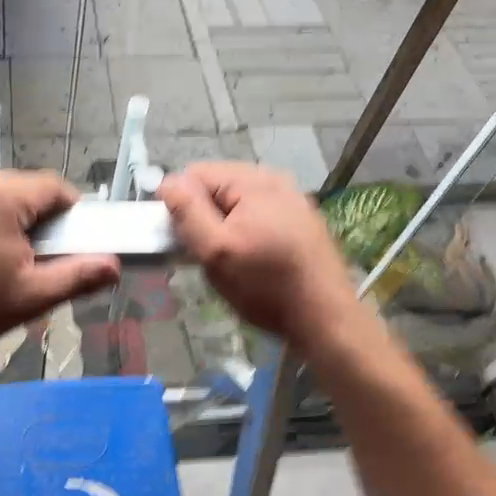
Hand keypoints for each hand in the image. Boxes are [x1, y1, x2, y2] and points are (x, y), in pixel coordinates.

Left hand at [0, 168, 119, 362]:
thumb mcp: (31, 298)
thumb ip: (78, 276)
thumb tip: (115, 265)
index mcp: (1, 195)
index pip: (54, 188)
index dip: (71, 214)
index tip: (69, 247)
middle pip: (22, 191)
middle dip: (34, 221)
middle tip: (30, 264)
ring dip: (3, 221)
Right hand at [158, 163, 358, 351]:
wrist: (327, 320)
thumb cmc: (268, 287)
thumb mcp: (217, 252)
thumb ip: (188, 213)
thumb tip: (167, 182)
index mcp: (254, 179)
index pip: (195, 174)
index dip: (180, 205)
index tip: (181, 240)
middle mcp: (276, 179)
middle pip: (218, 187)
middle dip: (205, 217)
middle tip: (207, 255)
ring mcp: (293, 199)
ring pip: (238, 204)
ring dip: (226, 227)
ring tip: (231, 262)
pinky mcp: (303, 221)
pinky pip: (260, 215)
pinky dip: (248, 233)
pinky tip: (256, 263)